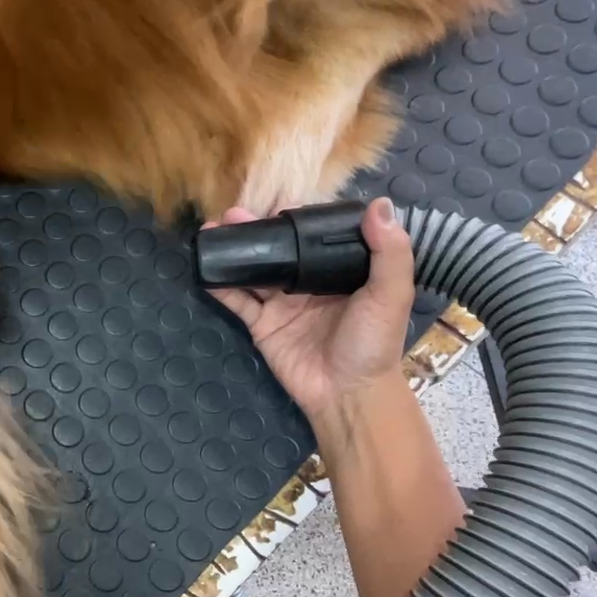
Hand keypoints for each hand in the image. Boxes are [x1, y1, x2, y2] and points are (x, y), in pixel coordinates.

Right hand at [204, 198, 414, 437]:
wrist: (346, 392)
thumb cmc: (374, 342)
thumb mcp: (390, 294)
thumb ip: (389, 251)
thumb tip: (379, 204)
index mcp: (341, 272)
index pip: (315, 238)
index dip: (296, 220)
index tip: (277, 206)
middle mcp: (309, 284)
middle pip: (278, 251)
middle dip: (255, 231)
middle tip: (232, 213)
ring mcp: (281, 304)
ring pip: (253, 271)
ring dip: (234, 252)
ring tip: (213, 231)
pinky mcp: (261, 324)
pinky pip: (237, 301)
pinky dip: (221, 286)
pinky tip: (207, 270)